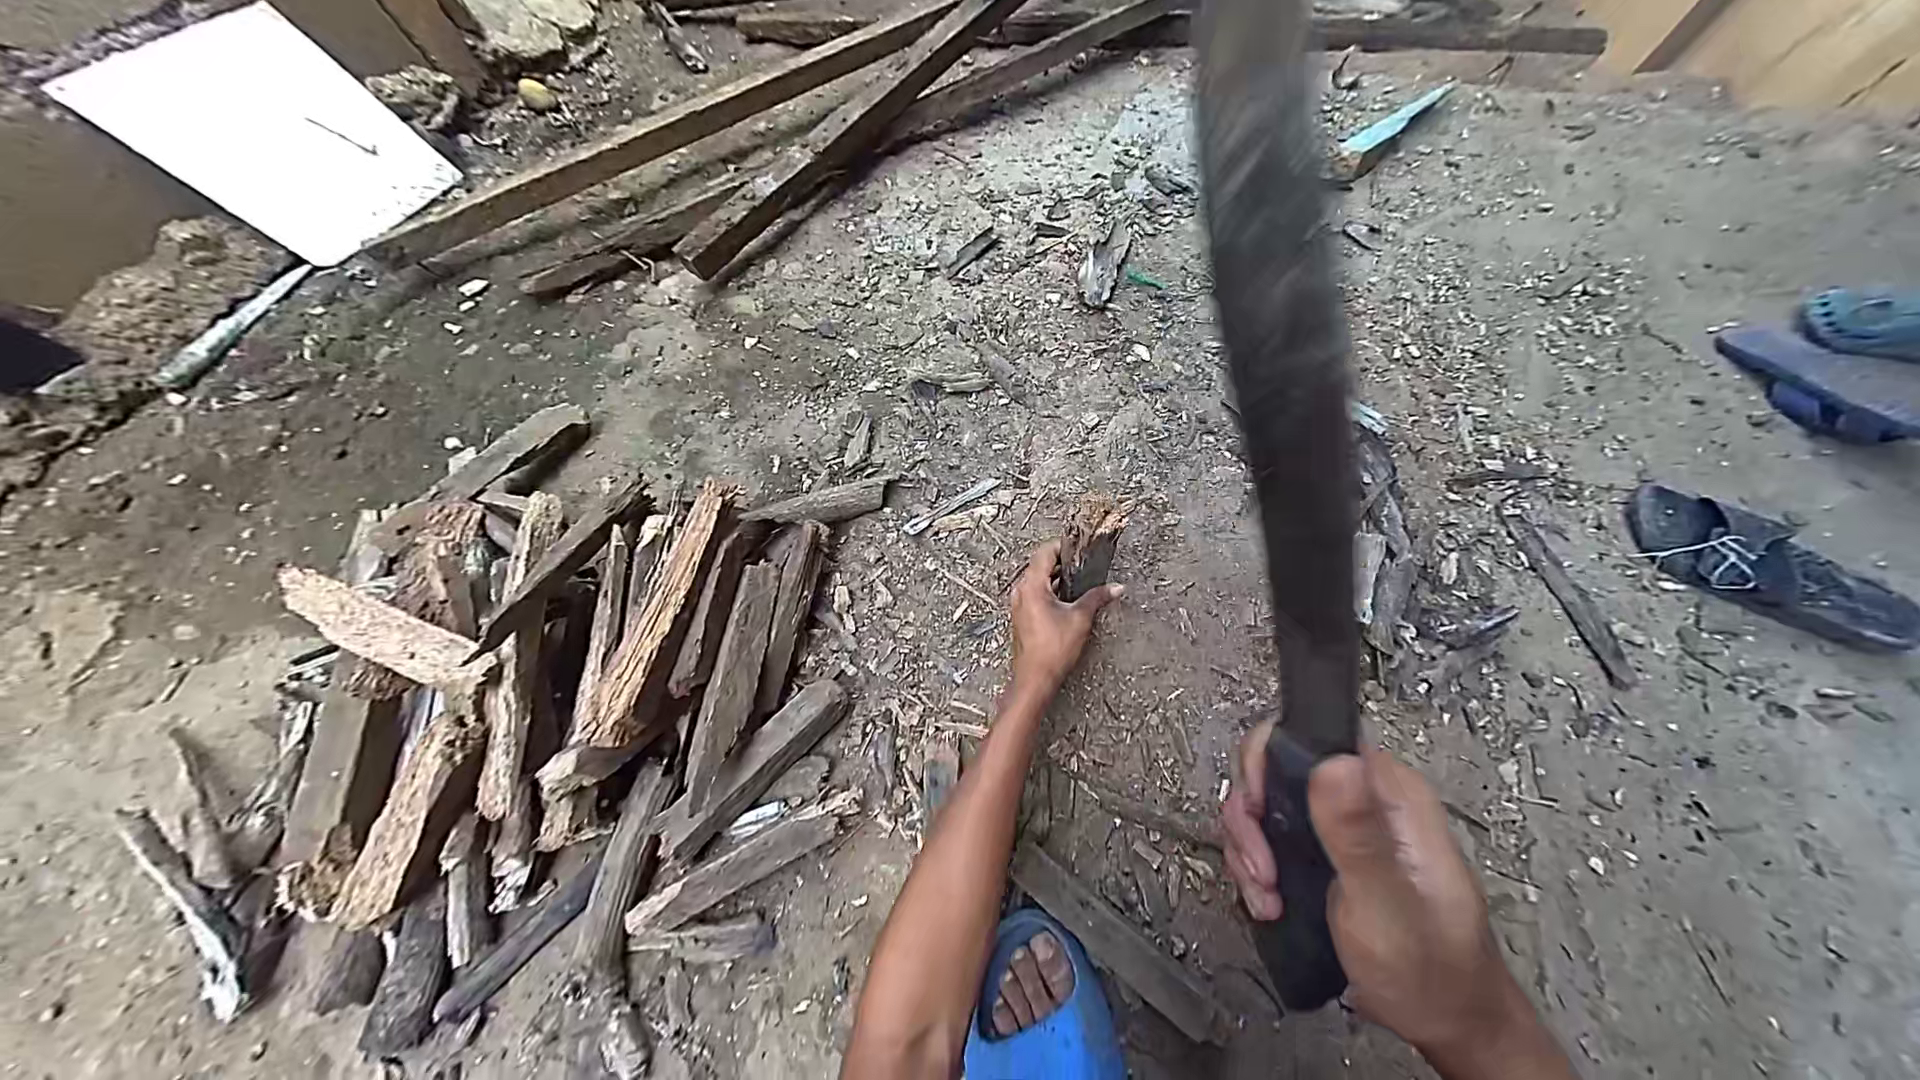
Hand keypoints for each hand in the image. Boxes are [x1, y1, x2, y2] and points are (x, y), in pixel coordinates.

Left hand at [1007, 541, 1123, 695]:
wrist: (1035, 678)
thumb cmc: (1052, 650)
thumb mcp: (1080, 618)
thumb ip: (1097, 598)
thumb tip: (1115, 588)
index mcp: (1031, 586)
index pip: (1044, 553)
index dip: (1061, 546)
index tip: (1077, 546)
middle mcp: (1021, 592)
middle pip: (1039, 565)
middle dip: (1061, 561)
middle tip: (1081, 562)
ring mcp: (1019, 604)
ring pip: (1037, 580)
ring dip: (1056, 577)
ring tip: (1077, 579)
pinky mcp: (1022, 616)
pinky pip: (1034, 594)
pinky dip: (1049, 590)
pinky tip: (1066, 599)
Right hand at [1222, 721, 1566, 1074]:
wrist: (1441, 1026)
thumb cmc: (1428, 969)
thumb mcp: (1387, 903)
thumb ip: (1358, 834)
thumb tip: (1336, 761)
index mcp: (1386, 790)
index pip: (1306, 739)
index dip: (1264, 765)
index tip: (1256, 813)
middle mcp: (1358, 796)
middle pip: (1271, 771)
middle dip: (1251, 821)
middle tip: (1262, 869)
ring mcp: (1335, 823)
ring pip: (1261, 806)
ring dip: (1249, 851)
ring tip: (1267, 896)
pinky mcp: (1317, 851)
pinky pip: (1264, 837)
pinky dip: (1253, 867)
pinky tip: (1269, 902)